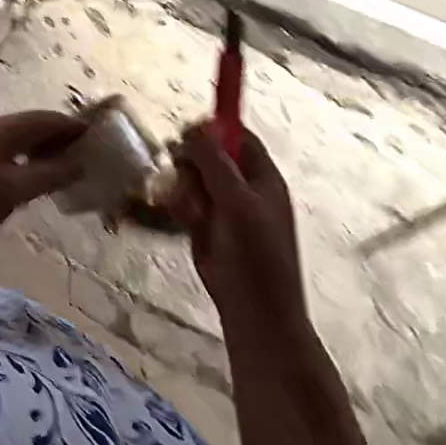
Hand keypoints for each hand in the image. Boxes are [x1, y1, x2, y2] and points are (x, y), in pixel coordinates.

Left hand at [0, 111, 85, 247]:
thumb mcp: (17, 190)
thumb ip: (50, 174)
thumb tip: (80, 164)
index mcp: (7, 129)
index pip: (49, 119)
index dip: (75, 127)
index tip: (99, 137)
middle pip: (36, 125)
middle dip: (62, 136)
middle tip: (87, 153)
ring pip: (22, 137)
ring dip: (45, 147)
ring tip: (66, 166)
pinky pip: (11, 149)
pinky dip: (29, 157)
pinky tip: (35, 175)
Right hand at [174, 123, 305, 328]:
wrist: (255, 317)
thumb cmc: (254, 257)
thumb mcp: (237, 203)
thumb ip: (217, 163)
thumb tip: (200, 127)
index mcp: (263, 178)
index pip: (239, 138)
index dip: (214, 130)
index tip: (185, 134)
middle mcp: (246, 190)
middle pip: (212, 157)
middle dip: (193, 163)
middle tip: (182, 174)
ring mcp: (227, 212)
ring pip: (196, 182)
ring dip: (186, 189)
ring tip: (190, 210)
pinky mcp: (210, 232)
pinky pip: (190, 207)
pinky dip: (184, 211)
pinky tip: (186, 224)